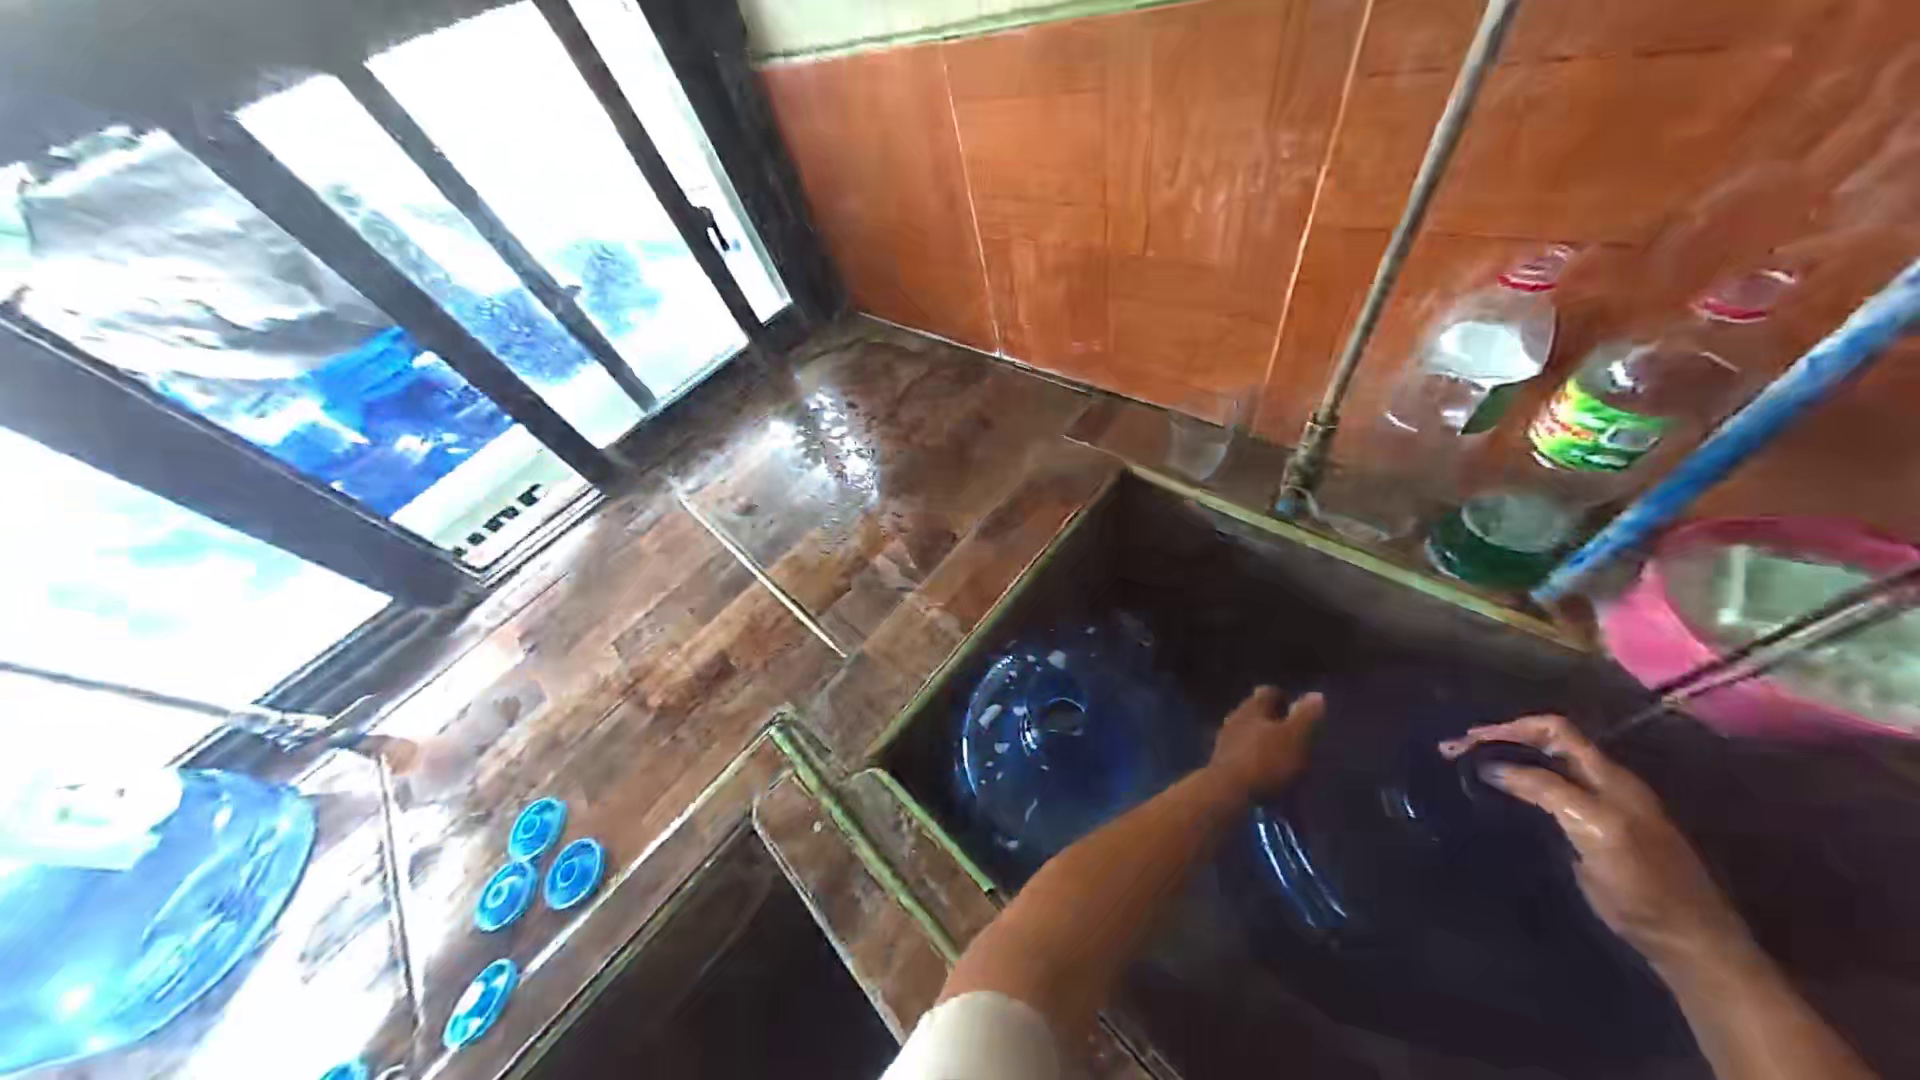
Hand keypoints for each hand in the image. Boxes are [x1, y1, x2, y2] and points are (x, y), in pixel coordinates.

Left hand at [1206, 687, 1323, 801]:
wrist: (1228, 791)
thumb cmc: (1266, 760)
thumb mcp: (1295, 737)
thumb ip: (1306, 716)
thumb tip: (1316, 695)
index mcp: (1252, 707)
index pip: (1268, 692)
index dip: (1284, 698)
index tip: (1299, 712)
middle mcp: (1235, 717)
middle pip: (1257, 712)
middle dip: (1275, 720)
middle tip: (1295, 735)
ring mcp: (1225, 739)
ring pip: (1248, 732)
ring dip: (1264, 740)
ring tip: (1284, 756)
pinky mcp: (1222, 760)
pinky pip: (1243, 752)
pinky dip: (1256, 757)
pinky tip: (1267, 771)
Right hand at [1439, 715, 1751, 969]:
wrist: (1685, 942)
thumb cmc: (1645, 884)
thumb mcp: (1597, 829)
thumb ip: (1547, 790)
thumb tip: (1489, 765)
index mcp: (1609, 776)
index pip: (1553, 730)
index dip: (1510, 728)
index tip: (1467, 740)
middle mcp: (1600, 783)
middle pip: (1542, 745)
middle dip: (1496, 742)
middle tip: (1452, 752)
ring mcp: (1593, 808)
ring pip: (1539, 768)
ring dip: (1499, 763)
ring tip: (1462, 769)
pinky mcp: (1583, 831)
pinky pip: (1541, 794)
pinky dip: (1510, 786)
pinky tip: (1490, 795)